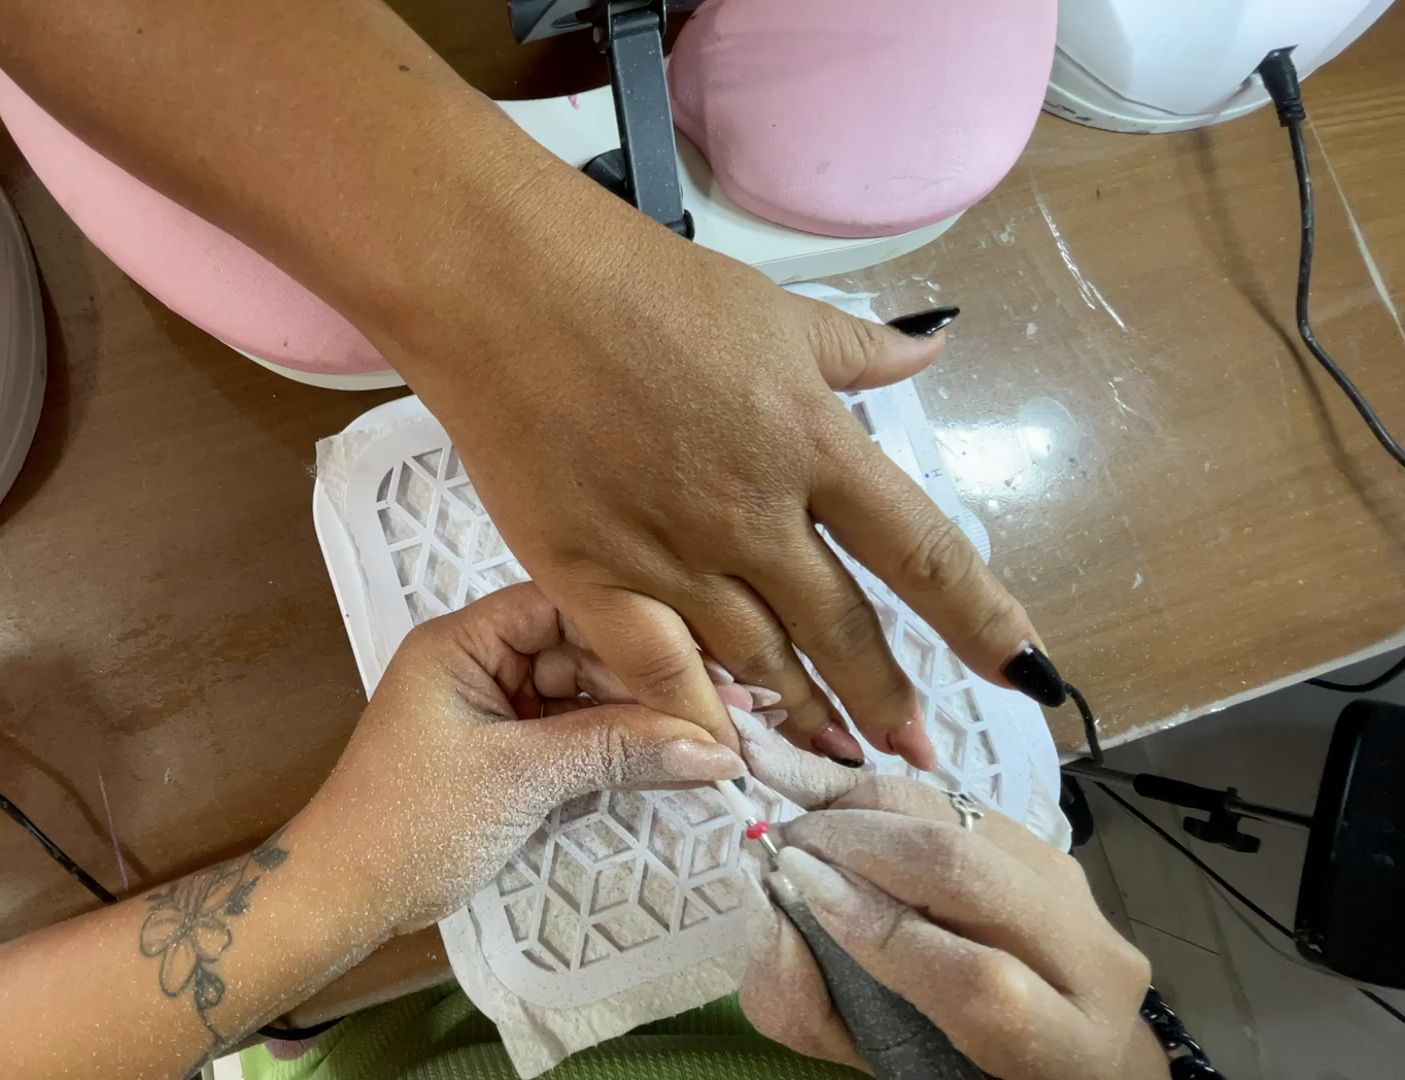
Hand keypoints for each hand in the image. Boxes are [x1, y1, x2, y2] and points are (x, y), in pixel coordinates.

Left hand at [299, 584, 746, 935]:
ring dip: (637, 717)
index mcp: (464, 640)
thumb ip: (615, 750)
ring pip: (579, 693)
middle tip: (730, 705)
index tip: (703, 657)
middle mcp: (481, 658)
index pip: (561, 605)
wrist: (350, 893)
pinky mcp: (505, 743)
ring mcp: (494, 701)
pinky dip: (612, 745)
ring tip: (715, 733)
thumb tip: (716, 749)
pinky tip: (669, 753)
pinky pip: (569, 730)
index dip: (631, 629)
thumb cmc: (415, 821)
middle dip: (645, 682)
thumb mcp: (520, 777)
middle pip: (578, 650)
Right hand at [396, 218, 1038, 769]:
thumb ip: (851, 349)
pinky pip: (653, 667)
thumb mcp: (766, 307)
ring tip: (828, 753)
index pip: (920, 552)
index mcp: (809, 443)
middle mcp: (753, 518)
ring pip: (752, 658)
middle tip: (912, 748)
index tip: (1019, 670)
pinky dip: (694, 713)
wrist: (509, 299)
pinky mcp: (589, 575)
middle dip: (884, 695)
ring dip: (799, 712)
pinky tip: (720, 751)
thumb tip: (929, 350)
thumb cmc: (636, 286)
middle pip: (840, 628)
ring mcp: (669, 556)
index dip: (979, 617)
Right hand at [732, 713, 1166, 1078]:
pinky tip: (811, 780)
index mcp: (1061, 1047)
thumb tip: (774, 909)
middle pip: (963, 869)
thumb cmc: (943, 1052)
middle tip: (782, 839)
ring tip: (787, 799)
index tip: (792, 879)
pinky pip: (936, 793)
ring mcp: (1064, 882)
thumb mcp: (872, 1048)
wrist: (1033, 1021)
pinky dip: (862, 786)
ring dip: (850, 799)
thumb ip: (812, 998)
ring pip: (947, 812)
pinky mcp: (1029, 834)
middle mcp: (1086, 958)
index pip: (979, 981)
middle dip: (851, 841)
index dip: (874, 925)